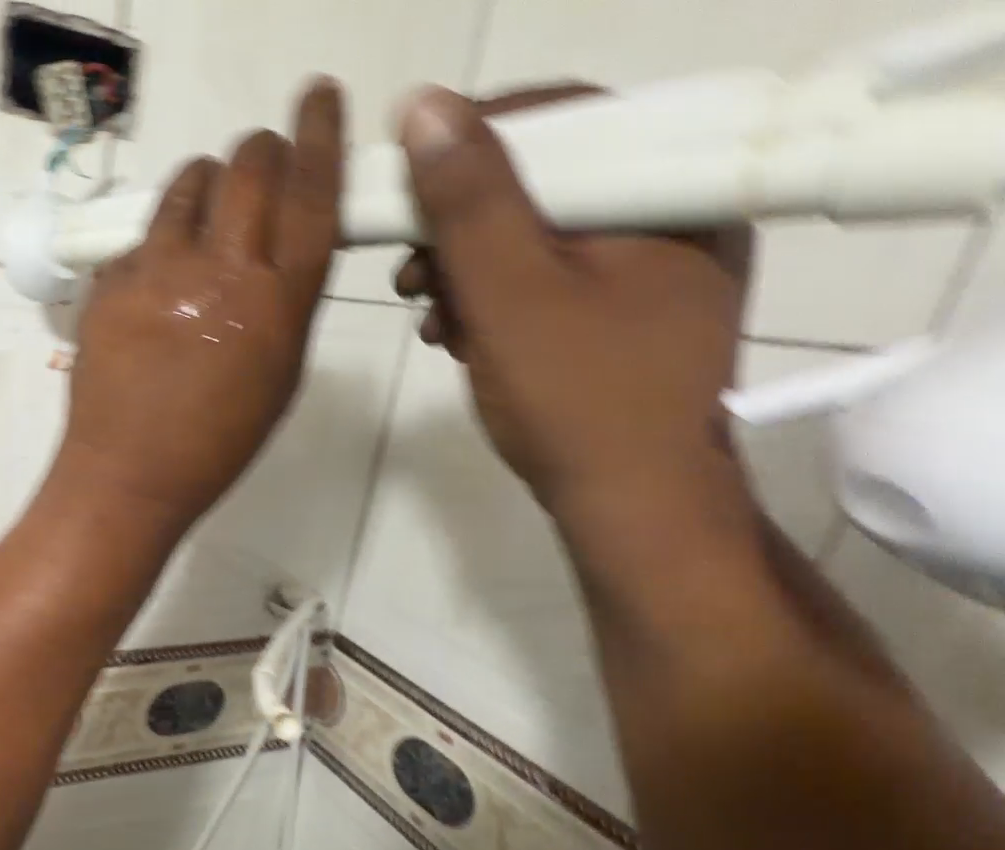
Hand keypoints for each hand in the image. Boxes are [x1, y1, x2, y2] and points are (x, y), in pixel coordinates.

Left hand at [52, 78, 344, 523]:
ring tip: (206, 214)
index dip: (321, 134)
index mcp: (277, 304)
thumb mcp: (280, 374)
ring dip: (207, 184)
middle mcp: (221, 273)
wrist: (127, 476)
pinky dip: (159, 239)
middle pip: (250, 167)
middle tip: (260, 163)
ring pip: (189, 183)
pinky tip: (158, 278)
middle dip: (261, 151)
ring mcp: (157, 273)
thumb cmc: (216, 442)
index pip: (312, 194)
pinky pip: (142, 235)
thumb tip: (282, 244)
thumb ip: (287, 300)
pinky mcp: (110, 282)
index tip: (318, 100)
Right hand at [394, 86, 752, 511]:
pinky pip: (547, 280)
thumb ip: (470, 201)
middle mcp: (674, 219)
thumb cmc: (578, 400)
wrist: (630, 509)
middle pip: (548, 182)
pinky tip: (457, 334)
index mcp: (673, 197)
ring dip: (468, 267)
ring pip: (539, 236)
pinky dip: (494, 299)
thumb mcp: (511, 293)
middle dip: (463, 223)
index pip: (569, 122)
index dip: (476, 139)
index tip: (406, 177)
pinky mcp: (625, 315)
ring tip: (428, 311)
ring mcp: (652, 271)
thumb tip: (426, 110)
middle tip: (411, 265)